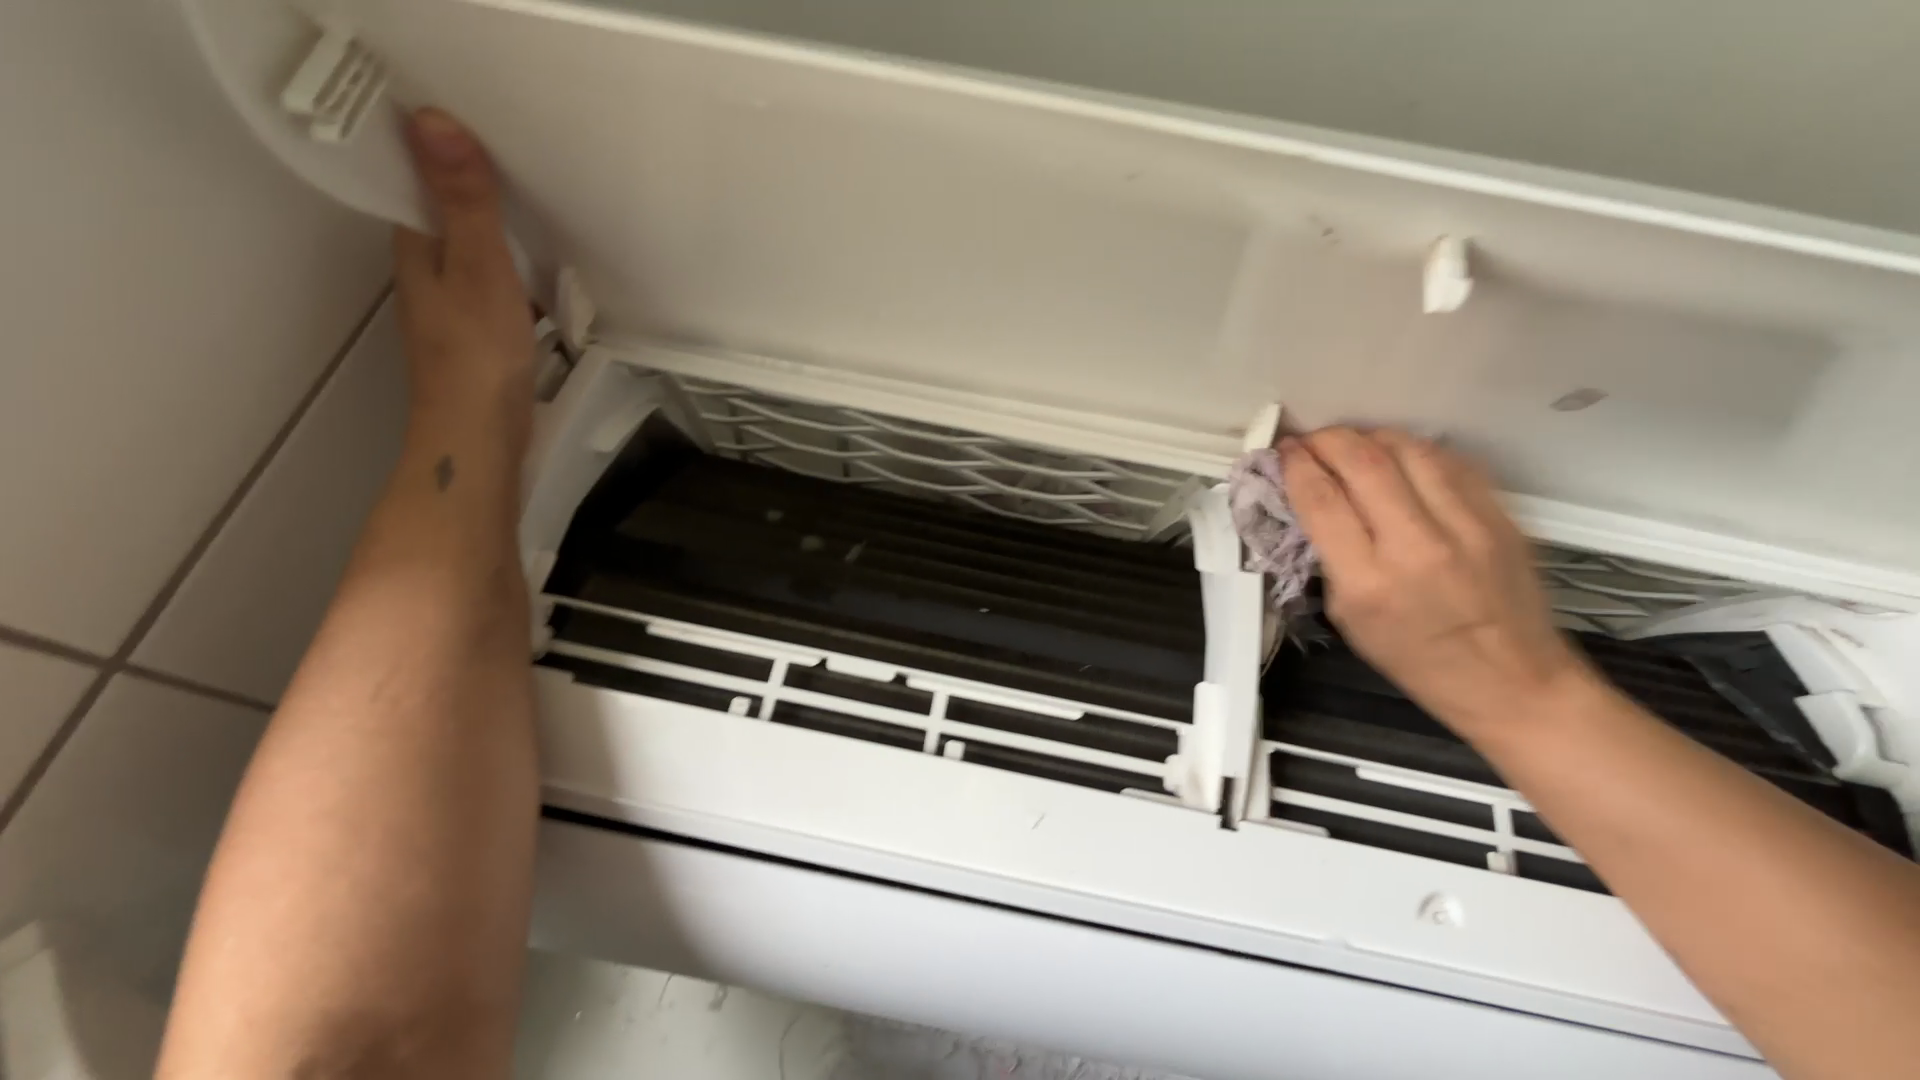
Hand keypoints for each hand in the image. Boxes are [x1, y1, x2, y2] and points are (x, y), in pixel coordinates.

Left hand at [392, 108, 535, 451]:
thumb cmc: (476, 353)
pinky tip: (556, 267)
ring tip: (547, 196)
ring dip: (506, 228)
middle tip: (524, 146)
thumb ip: (465, 202)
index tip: (476, 112)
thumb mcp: (479, 269)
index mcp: (415, 246)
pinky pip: (503, 281)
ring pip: (479, 248)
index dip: (439, 145)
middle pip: (450, 212)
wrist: (480, 436)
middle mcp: (428, 269)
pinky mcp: (484, 330)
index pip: (416, 177)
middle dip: (480, 183)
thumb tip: (432, 118)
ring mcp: (456, 302)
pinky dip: (524, 269)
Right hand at [1280, 427, 1589, 735]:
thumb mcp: (1348, 617)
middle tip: (1311, 440)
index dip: (1296, 465)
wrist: (1512, 681)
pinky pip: (1449, 462)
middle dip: (1327, 440)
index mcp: (1368, 582)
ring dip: (1370, 436)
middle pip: (1363, 461)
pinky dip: (1414, 450)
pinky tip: (1399, 456)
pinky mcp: (1500, 516)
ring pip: (1409, 449)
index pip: (1321, 499)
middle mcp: (1416, 546)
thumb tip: (1313, 502)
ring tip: (1352, 442)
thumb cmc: (1417, 660)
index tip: (1284, 452)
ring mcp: (1467, 526)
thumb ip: (1330, 556)